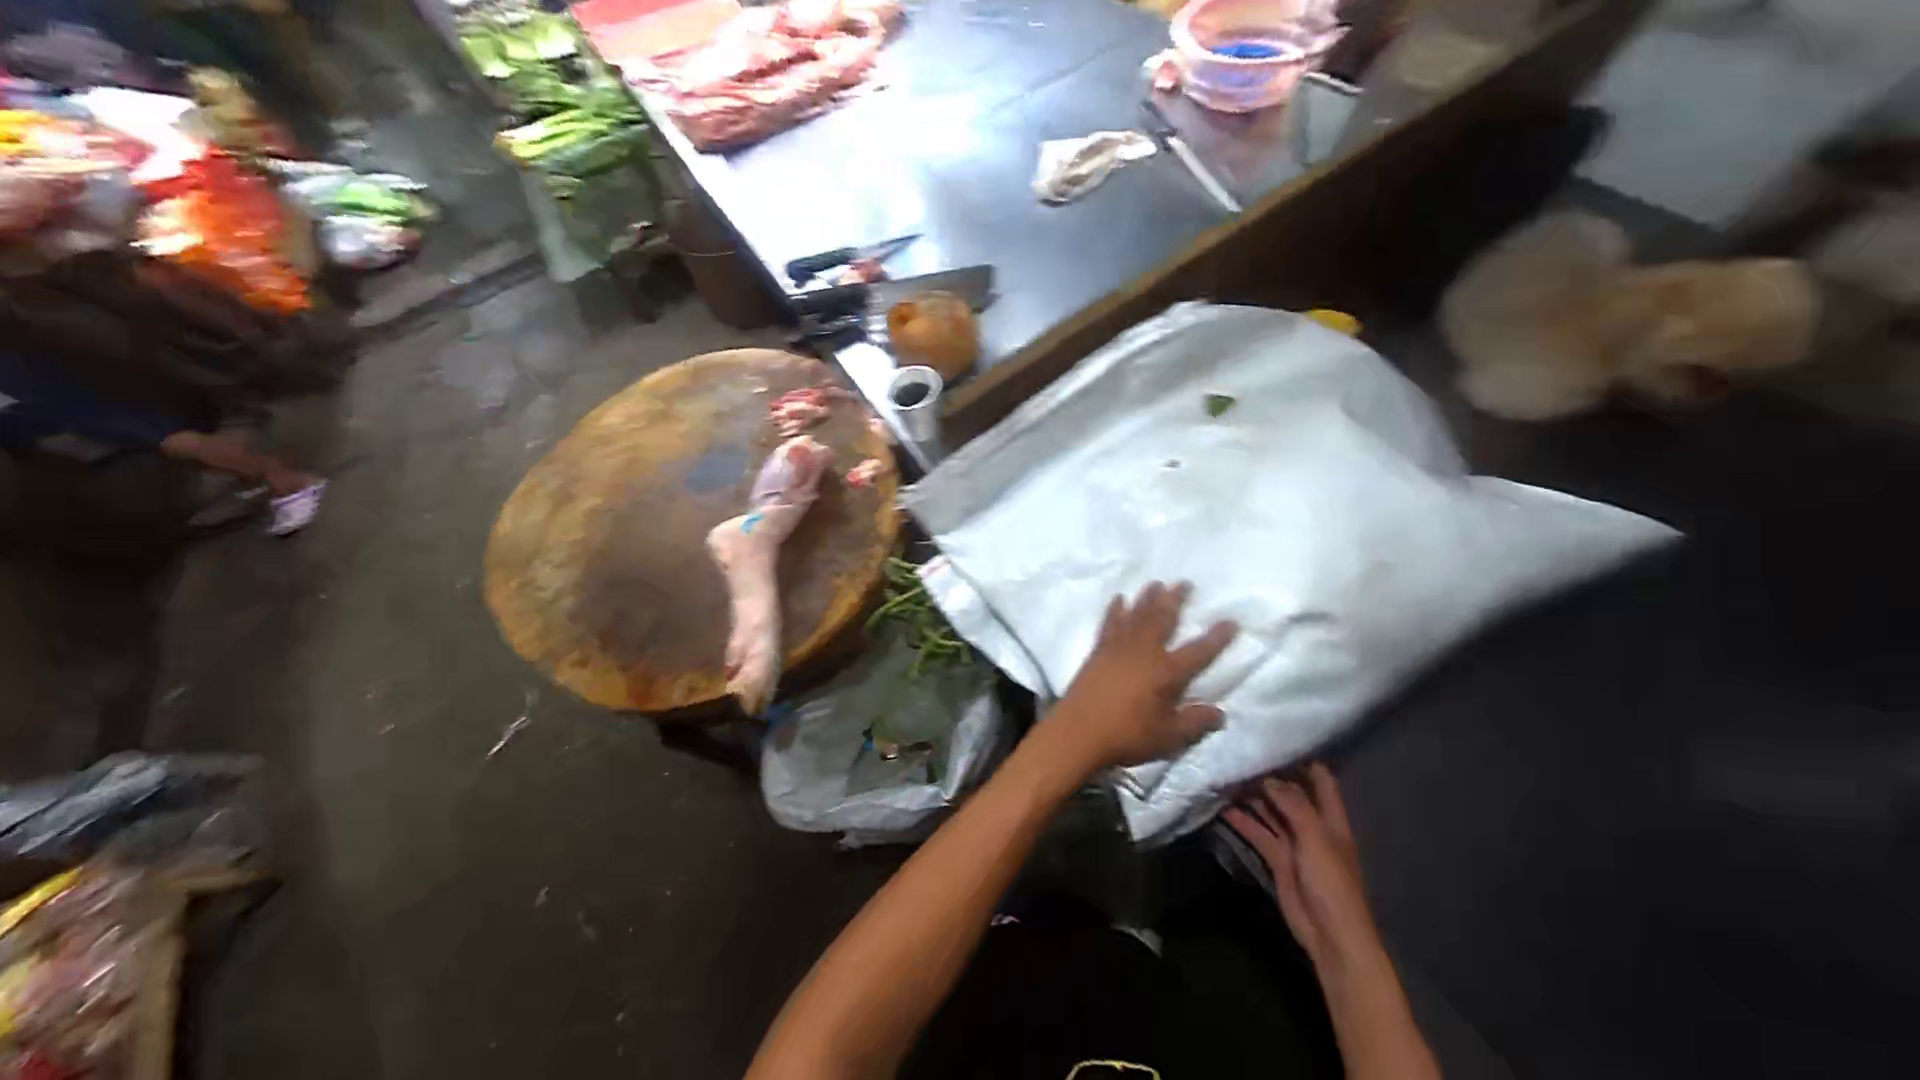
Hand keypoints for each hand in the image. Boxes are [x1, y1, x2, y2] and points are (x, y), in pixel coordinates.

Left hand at [1045, 581, 1237, 772]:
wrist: (1078, 732)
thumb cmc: (1127, 736)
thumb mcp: (1169, 737)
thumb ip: (1195, 722)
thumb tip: (1220, 713)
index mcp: (1167, 672)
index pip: (1199, 650)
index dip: (1217, 637)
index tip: (1231, 620)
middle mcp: (1144, 652)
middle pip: (1163, 619)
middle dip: (1175, 600)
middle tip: (1184, 582)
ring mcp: (1118, 648)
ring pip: (1136, 615)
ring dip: (1147, 598)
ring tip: (1155, 583)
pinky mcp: (1098, 651)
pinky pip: (1109, 623)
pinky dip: (1115, 609)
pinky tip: (1119, 598)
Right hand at [1224, 764, 1381, 969]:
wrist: (1331, 934)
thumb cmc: (1332, 882)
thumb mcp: (1316, 838)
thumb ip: (1293, 805)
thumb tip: (1268, 777)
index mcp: (1331, 817)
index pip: (1320, 778)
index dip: (1303, 758)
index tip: (1275, 736)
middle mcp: (1312, 824)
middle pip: (1289, 793)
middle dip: (1268, 775)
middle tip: (1238, 752)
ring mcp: (1293, 842)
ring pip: (1269, 812)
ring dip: (1251, 796)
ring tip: (1224, 774)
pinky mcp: (1276, 858)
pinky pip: (1257, 833)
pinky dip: (1241, 821)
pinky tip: (1221, 806)